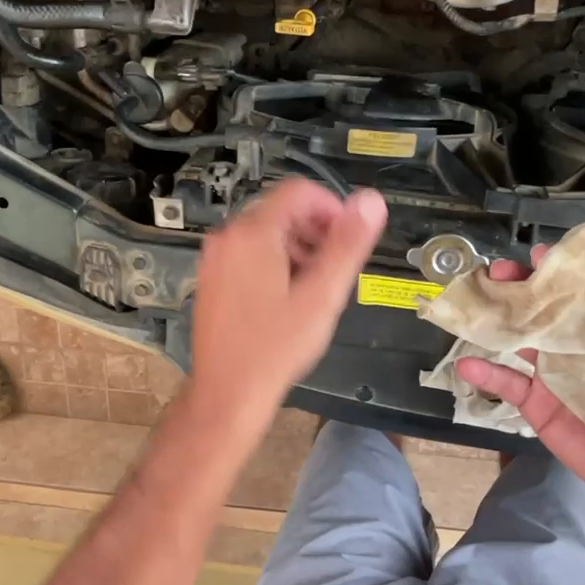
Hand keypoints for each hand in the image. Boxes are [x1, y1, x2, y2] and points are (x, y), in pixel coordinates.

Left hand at [190, 179, 385, 415]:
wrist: (228, 393)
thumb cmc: (274, 349)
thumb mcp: (322, 295)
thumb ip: (348, 245)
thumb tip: (371, 202)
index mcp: (253, 234)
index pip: (299, 191)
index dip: (332, 208)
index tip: (349, 236)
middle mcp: (228, 239)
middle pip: (281, 210)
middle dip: (316, 230)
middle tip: (337, 264)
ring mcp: (216, 260)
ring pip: (265, 234)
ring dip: (298, 247)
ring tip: (318, 284)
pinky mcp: (213, 281)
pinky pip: (249, 255)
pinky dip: (275, 263)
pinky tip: (291, 297)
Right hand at [453, 247, 584, 500]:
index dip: (567, 270)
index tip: (550, 255)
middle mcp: (579, 345)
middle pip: (546, 308)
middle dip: (522, 285)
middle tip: (502, 270)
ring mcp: (553, 372)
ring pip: (521, 337)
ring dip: (500, 317)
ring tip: (479, 301)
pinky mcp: (537, 403)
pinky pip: (507, 385)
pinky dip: (486, 373)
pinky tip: (466, 363)